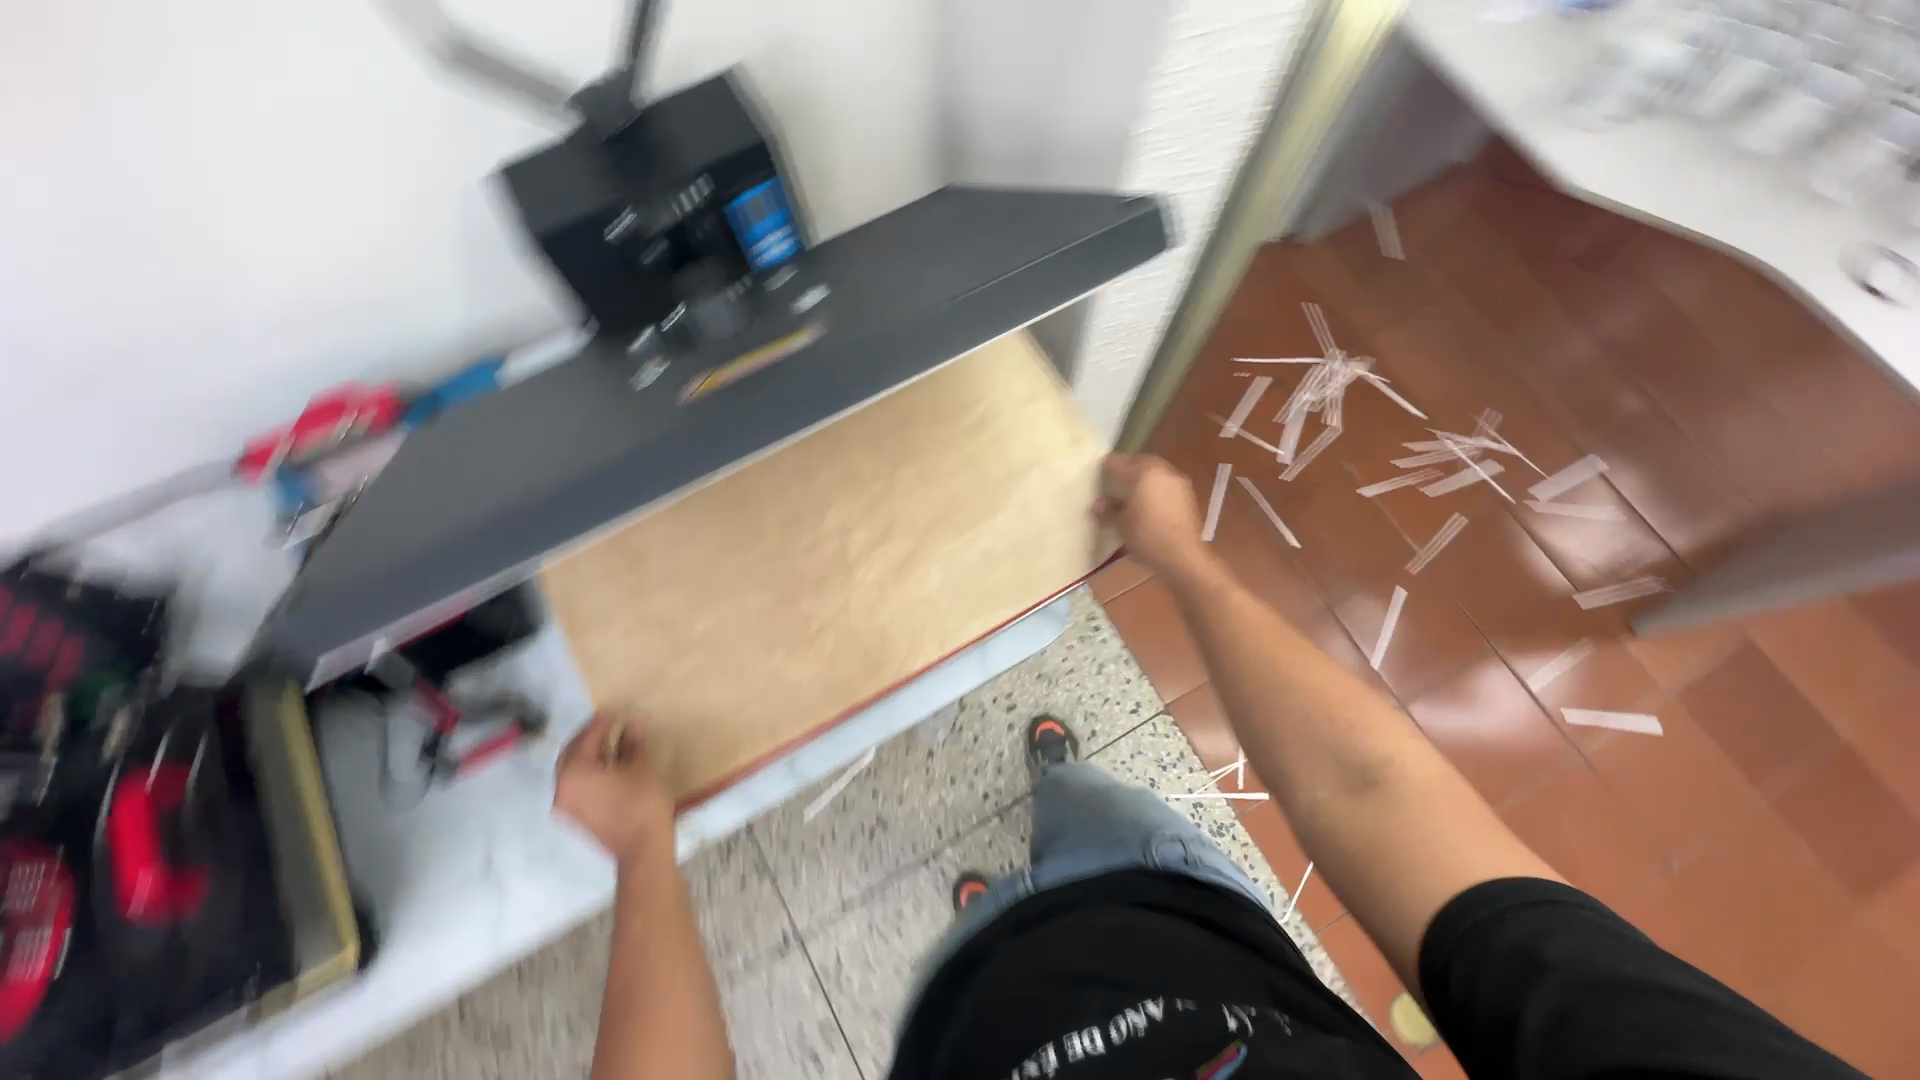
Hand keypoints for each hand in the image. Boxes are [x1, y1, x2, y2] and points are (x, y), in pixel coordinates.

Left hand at [553, 712, 675, 867]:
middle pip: (570, 754)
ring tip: (610, 742)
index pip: (585, 739)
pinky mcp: (575, 817)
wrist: (641, 850)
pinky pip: (576, 785)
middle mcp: (562, 788)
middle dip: (588, 737)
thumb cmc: (642, 805)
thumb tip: (633, 722)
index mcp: (574, 773)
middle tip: (608, 723)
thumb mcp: (641, 768)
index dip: (601, 722)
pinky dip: (588, 771)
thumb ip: (633, 743)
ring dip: (588, 754)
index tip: (613, 709)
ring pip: (571, 771)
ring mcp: (566, 805)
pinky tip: (608, 766)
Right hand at [1093, 454, 1213, 579]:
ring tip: (1132, 491)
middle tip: (1115, 479)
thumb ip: (1109, 510)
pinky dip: (1156, 488)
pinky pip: (1166, 484)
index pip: (1118, 462)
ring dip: (1144, 477)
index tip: (1098, 474)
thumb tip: (1099, 505)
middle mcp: (1162, 471)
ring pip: (1156, 472)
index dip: (1106, 467)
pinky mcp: (1188, 496)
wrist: (1182, 556)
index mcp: (1143, 472)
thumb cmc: (1147, 536)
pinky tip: (1149, 503)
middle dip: (1127, 468)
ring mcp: (1178, 482)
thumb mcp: (1121, 525)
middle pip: (1140, 462)